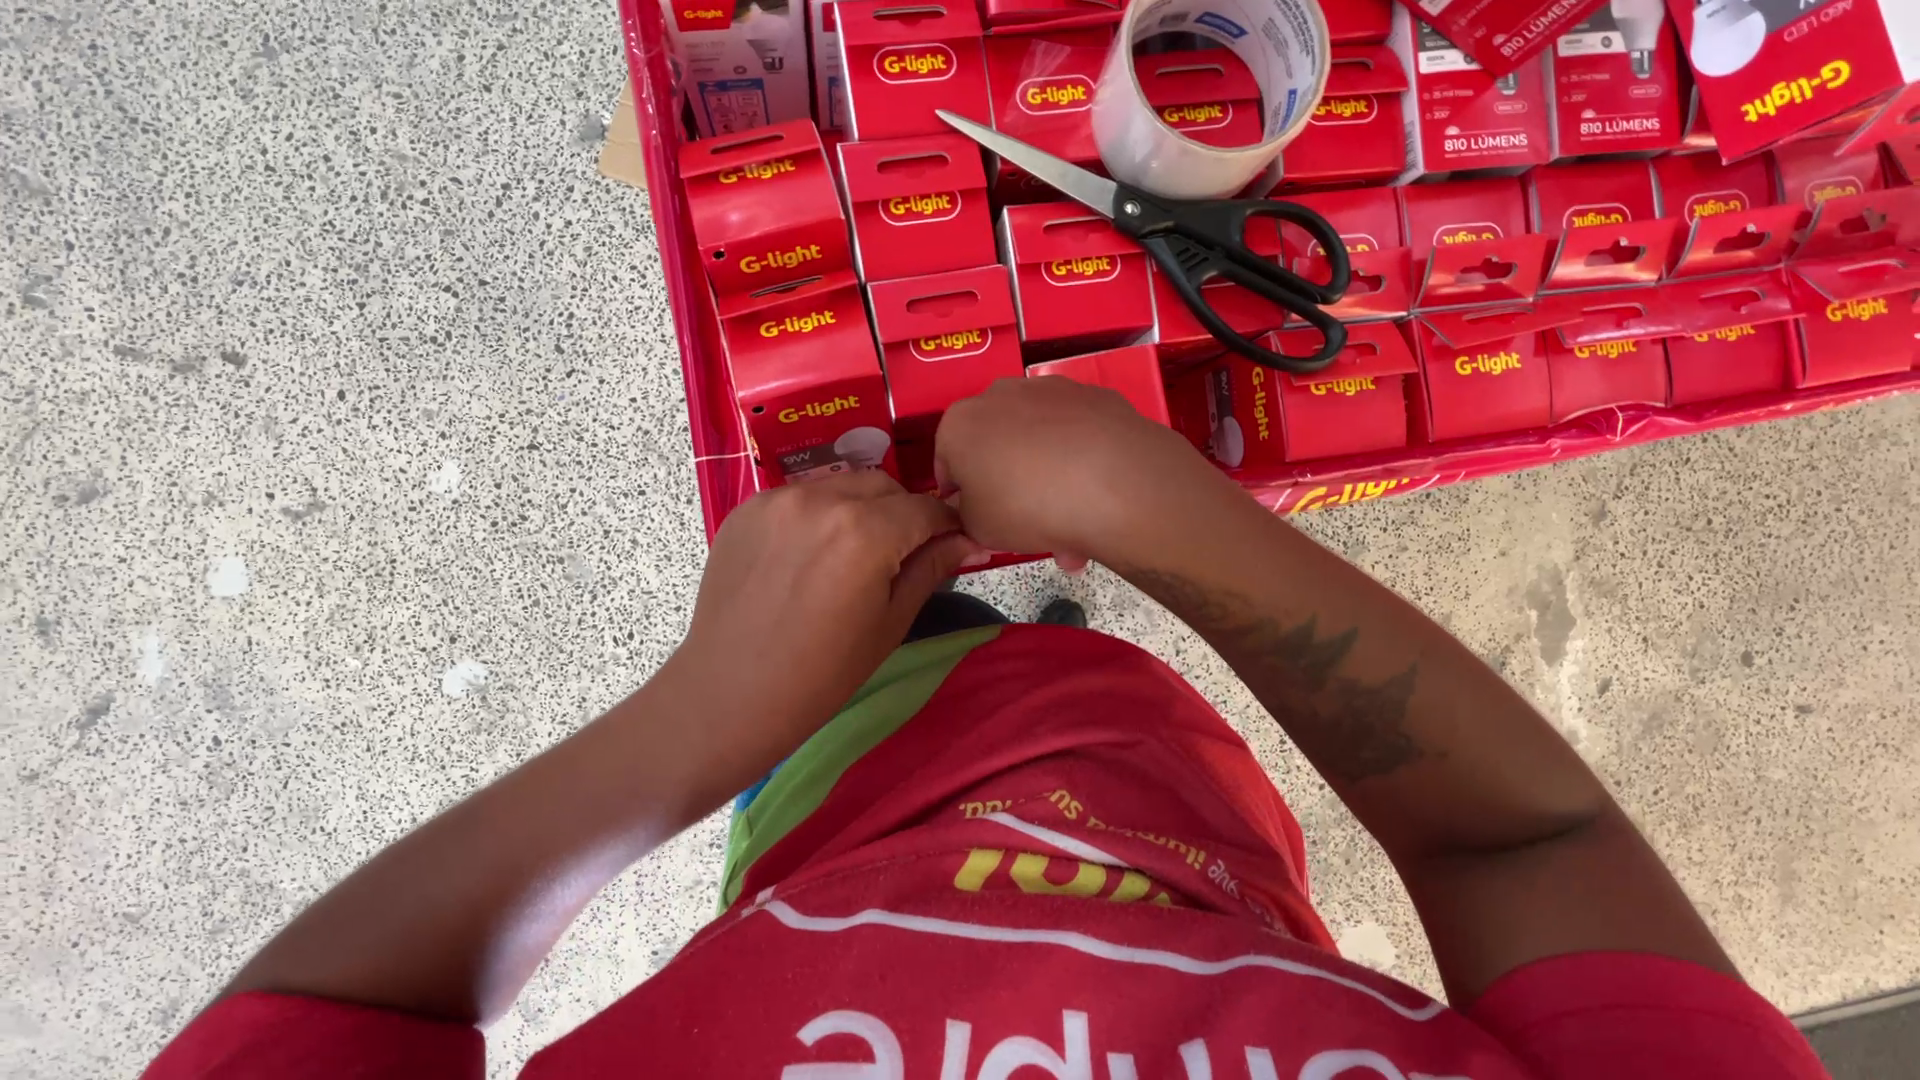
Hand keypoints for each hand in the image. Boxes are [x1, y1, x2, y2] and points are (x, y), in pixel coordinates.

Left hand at [667, 471, 981, 762]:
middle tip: (899, 554)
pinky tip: (808, 557)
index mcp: (866, 531)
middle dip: (901, 511)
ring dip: (858, 509)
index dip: (945, 523)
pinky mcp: (746, 510)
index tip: (950, 540)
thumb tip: (968, 538)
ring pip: (839, 486)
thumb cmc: (824, 673)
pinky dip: (816, 516)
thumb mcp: (891, 623)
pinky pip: (799, 498)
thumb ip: (931, 568)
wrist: (732, 693)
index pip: (925, 507)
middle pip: (883, 486)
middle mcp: (822, 500)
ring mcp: (777, 500)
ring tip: (850, 555)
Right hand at [935, 376, 1233, 563]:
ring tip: (1073, 529)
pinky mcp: (1096, 396)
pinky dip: (1081, 463)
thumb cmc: (1027, 507)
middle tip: (1029, 530)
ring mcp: (1052, 390)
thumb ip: (966, 516)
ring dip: (1050, 482)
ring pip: (1041, 444)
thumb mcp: (979, 529)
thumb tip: (974, 507)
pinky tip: (1097, 498)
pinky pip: (1078, 437)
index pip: (946, 463)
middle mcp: (1001, 394)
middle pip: (998, 448)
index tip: (978, 520)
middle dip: (1011, 489)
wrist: (1115, 483)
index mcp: (960, 423)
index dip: (960, 497)